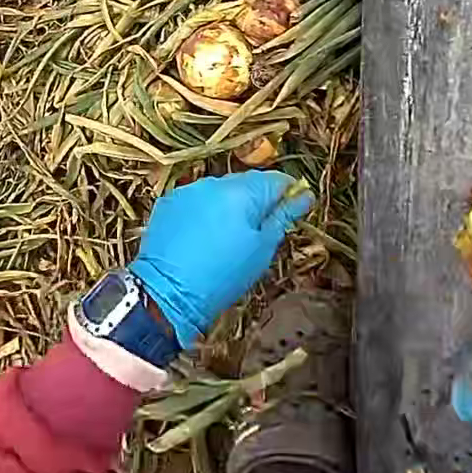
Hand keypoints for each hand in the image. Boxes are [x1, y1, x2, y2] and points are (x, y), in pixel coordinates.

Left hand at [128, 171, 312, 347]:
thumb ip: (283, 217)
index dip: (289, 196)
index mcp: (242, 191)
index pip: (277, 180)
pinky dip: (206, 212)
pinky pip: (198, 200)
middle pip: (249, 183)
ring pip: (222, 191)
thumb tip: (305, 195)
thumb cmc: (223, 274)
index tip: (290, 214)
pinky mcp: (170, 202)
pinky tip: (203, 237)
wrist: (165, 293)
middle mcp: (215, 182)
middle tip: (258, 234)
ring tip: (227, 238)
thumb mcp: (262, 249)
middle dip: (258, 202)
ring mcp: (190, 190)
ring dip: (231, 206)